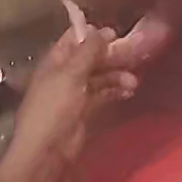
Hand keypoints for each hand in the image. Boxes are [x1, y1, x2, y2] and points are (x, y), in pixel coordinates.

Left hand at [1, 26, 140, 176]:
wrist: (47, 152)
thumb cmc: (54, 107)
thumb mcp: (71, 74)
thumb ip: (88, 51)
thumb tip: (103, 30)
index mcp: (55, 61)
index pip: (74, 39)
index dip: (93, 34)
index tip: (116, 32)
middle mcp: (65, 73)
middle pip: (91, 58)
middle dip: (111, 56)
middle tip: (134, 54)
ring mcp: (75, 93)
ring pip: (99, 77)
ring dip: (117, 76)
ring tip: (133, 81)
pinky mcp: (85, 111)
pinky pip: (103, 95)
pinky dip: (115, 91)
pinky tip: (129, 91)